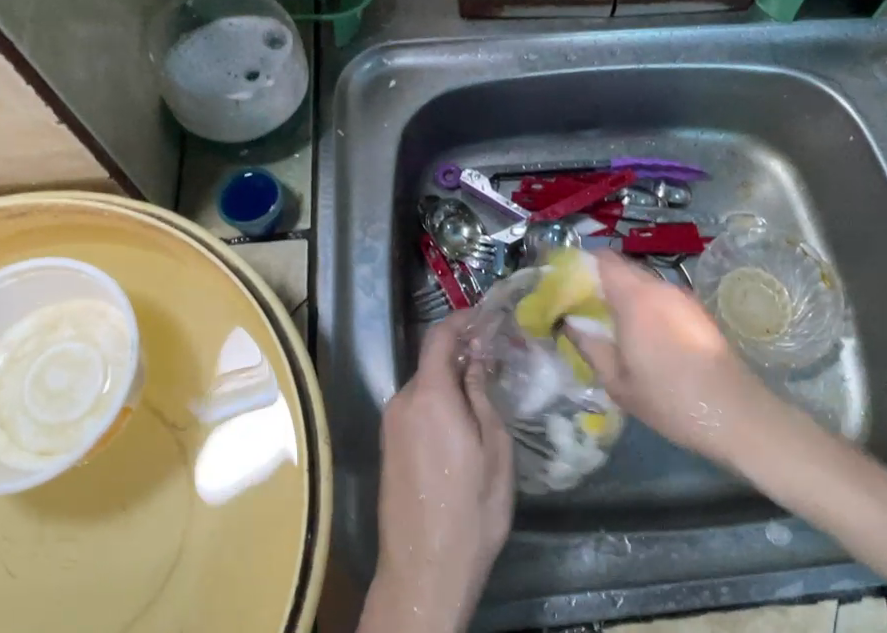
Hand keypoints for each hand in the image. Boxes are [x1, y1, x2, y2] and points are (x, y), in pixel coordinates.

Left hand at [368, 312, 513, 632]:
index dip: (461, 320)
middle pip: (432, 363)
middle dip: (462, 357)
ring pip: (425, 388)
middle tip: (497, 364)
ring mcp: (390, 425)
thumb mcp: (494, 449)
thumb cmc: (471, 509)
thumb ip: (482, 395)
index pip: (438, 336)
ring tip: (486, 399)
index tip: (487, 318)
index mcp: (430, 395)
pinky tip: (463, 427)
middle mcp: (402, 402)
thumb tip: (477, 357)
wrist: (425, 568)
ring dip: (451, 384)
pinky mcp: (389, 447)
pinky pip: (416, 410)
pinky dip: (439, 406)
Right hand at [564, 253, 773, 465]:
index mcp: (635, 297)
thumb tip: (569, 323)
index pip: (601, 259)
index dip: (578, 266)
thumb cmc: (670, 399)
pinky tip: (641, 338)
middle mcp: (660, 287)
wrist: (737, 415)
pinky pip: (661, 297)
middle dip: (598, 283)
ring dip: (622, 296)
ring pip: (642, 283)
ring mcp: (683, 297)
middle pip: (621, 268)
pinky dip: (644, 307)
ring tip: (609, 327)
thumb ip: (589, 345)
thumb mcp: (617, 381)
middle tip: (581, 311)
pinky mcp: (698, 312)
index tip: (562, 287)